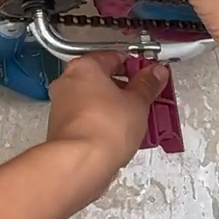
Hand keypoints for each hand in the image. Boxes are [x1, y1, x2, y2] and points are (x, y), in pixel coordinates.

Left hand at [46, 52, 169, 184]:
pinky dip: (104, 123)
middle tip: (147, 100)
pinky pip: (89, 119)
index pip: (113, 57)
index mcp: (84, 67)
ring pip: (96, 101)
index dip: (136, 66)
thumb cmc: (104, 127)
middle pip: (103, 79)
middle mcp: (68, 82)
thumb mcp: (137, 102)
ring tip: (138, 121)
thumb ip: (148, 84)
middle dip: (127, 90)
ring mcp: (63, 105)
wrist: (80, 162)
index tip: (151, 76)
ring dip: (117, 108)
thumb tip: (155, 73)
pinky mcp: (63, 127)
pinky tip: (122, 136)